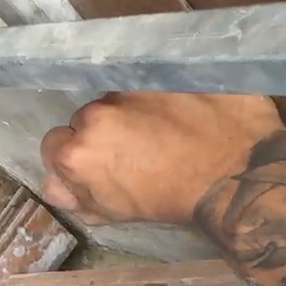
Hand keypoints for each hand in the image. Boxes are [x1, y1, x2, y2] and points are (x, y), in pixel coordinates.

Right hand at [40, 92, 285, 225]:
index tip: (94, 161)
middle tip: (130, 147)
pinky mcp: (167, 73)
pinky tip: (179, 112)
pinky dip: (160, 96)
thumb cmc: (166, 200)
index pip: (54, 143)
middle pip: (85, 118)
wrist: (232, 172)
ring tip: (160, 129)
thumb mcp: (108, 212)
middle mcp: (97, 114)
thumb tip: (56, 182)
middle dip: (102, 131)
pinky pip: (152, 82)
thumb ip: (70, 196)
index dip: (71, 154)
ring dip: (131, 111)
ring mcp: (133, 89)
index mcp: (76, 152)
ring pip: (118, 98)